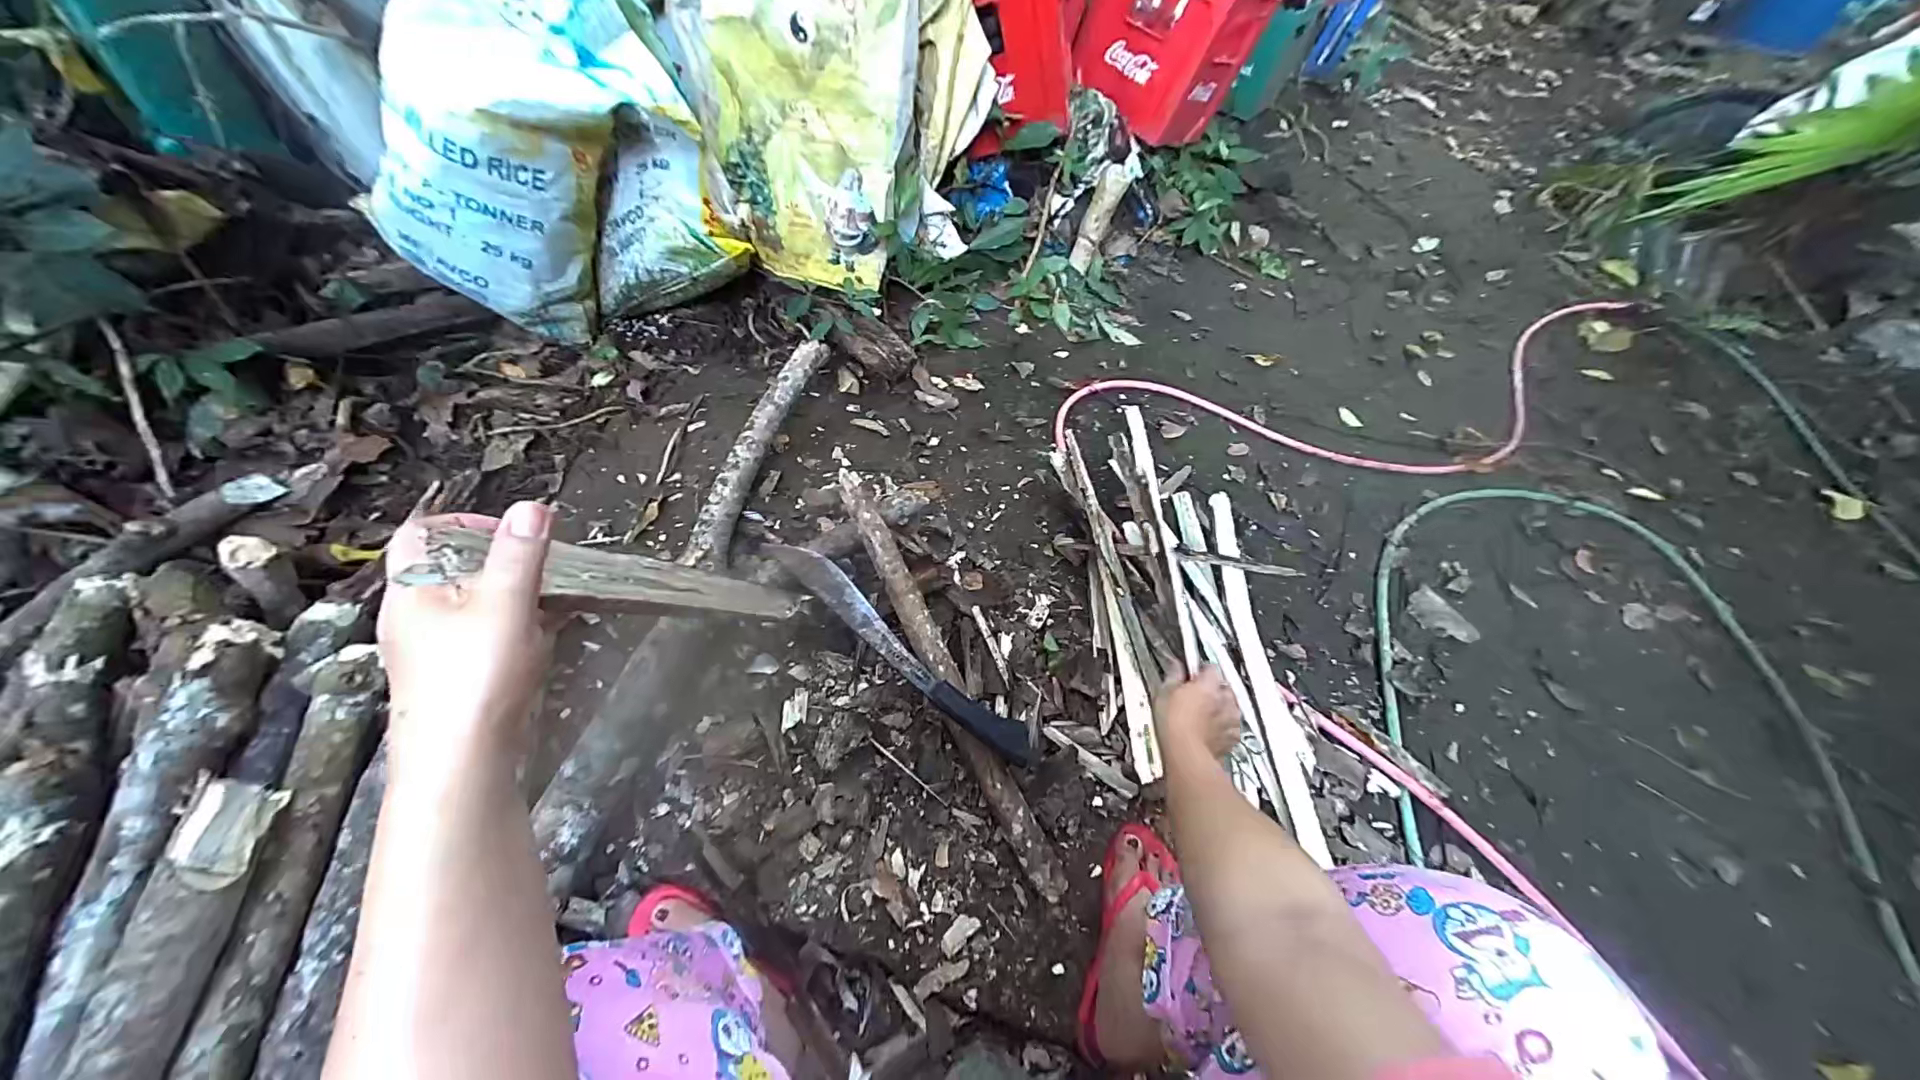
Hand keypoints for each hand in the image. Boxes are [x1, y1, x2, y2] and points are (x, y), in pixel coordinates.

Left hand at [377, 502, 553, 779]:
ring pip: (477, 601)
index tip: (513, 533)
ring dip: (516, 591)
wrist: (463, 760)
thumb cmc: (476, 675)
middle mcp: (416, 616)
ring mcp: (437, 648)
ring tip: (554, 595)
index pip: (423, 534)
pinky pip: (490, 631)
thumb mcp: (506, 603)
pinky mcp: (461, 673)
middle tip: (544, 563)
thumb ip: (520, 554)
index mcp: (412, 591)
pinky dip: (519, 620)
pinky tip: (551, 627)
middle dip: (504, 558)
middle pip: (455, 566)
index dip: (467, 522)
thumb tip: (532, 507)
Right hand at [1154, 666, 1241, 760]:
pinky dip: (1222, 726)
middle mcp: (1226, 699)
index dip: (1200, 671)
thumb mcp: (1164, 693)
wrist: (1186, 755)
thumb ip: (1174, 675)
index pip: (1211, 667)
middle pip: (1223, 686)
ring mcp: (1232, 718)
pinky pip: (1231, 725)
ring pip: (1229, 706)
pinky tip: (1207, 731)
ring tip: (1201, 717)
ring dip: (1219, 708)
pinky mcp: (1234, 737)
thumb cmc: (1173, 723)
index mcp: (1209, 684)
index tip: (1191, 677)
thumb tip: (1176, 665)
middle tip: (1193, 698)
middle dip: (1212, 690)